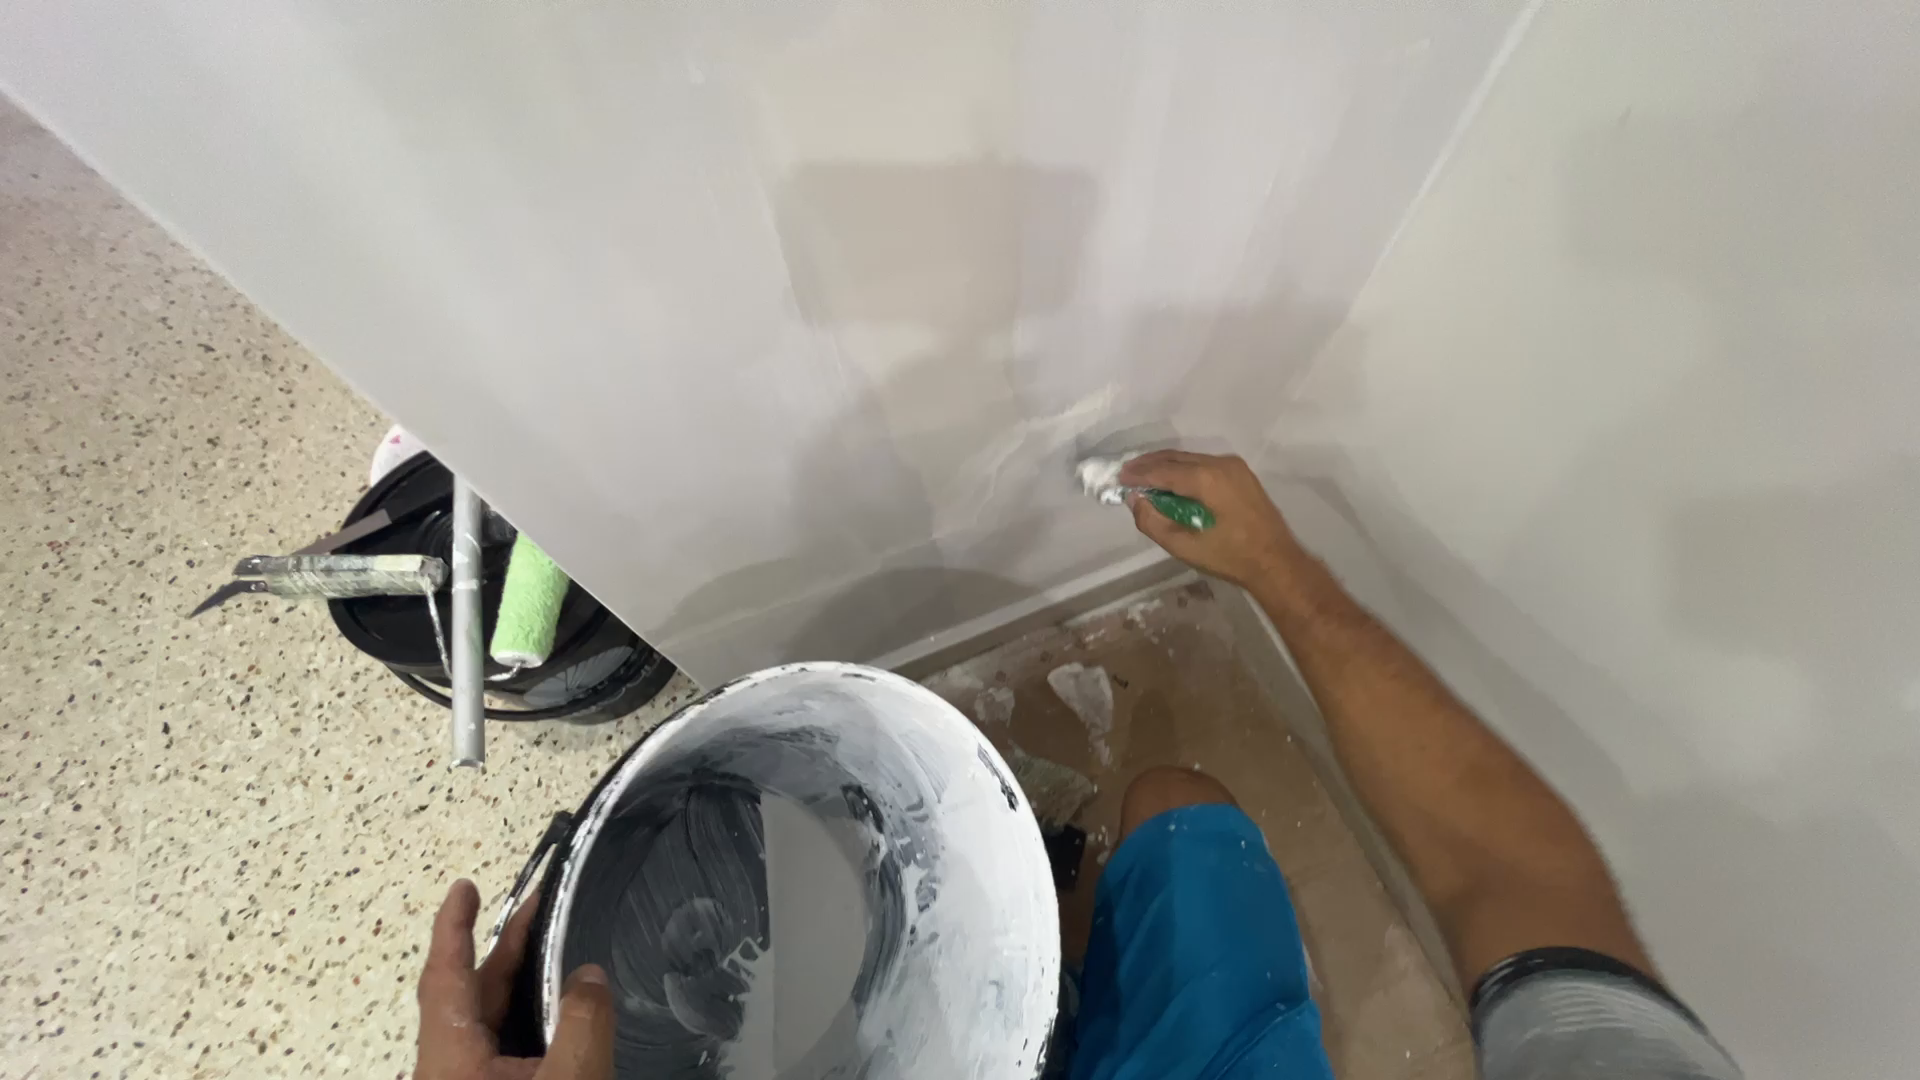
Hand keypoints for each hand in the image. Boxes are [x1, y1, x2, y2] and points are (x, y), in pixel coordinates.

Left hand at [414, 879, 613, 1079]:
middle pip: (471, 993)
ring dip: (519, 978)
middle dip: (506, 944)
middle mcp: (448, 1070)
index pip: (445, 978)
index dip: (452, 928)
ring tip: (557, 945)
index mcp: (451, 1059)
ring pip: (487, 1022)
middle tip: (545, 903)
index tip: (464, 886)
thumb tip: (588, 976)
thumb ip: (582, 1021)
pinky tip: (560, 1010)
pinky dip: (526, 1011)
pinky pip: (499, 1047)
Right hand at [1119, 450, 1302, 587]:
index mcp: (1207, 479)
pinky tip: (1172, 480)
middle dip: (1149, 464)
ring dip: (1166, 465)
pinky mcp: (1241, 474)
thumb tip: (1135, 500)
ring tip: (1144, 474)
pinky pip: (1204, 464)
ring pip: (1191, 459)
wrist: (1277, 562)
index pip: (1164, 470)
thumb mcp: (1183, 546)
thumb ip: (1153, 521)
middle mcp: (1221, 464)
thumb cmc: (1229, 556)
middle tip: (1126, 472)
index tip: (1118, 478)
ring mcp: (1234, 467)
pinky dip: (1183, 469)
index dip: (1139, 474)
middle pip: (1176, 458)